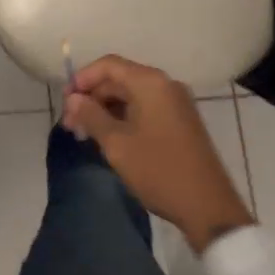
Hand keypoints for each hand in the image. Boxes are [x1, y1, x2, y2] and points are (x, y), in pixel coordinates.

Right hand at [63, 54, 255, 252]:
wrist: (209, 209)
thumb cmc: (159, 170)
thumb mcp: (117, 144)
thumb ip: (91, 116)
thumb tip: (73, 99)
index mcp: (150, 82)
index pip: (108, 65)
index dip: (82, 79)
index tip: (65, 102)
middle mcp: (165, 85)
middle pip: (119, 79)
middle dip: (92, 97)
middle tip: (70, 123)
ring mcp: (176, 103)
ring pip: (131, 95)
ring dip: (106, 110)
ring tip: (86, 134)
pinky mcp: (181, 122)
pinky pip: (145, 108)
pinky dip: (124, 118)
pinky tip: (111, 138)